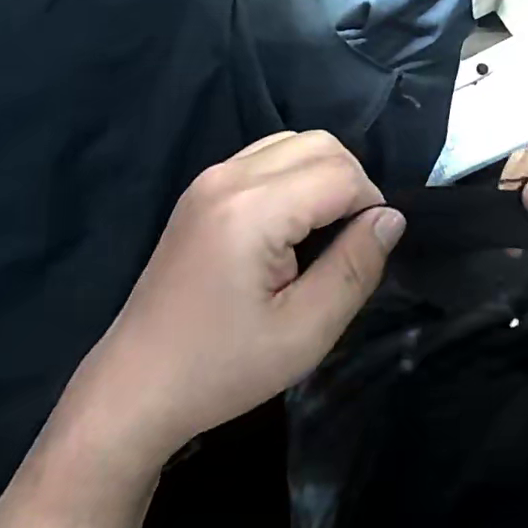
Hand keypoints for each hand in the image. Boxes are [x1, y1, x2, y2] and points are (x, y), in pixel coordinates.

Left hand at [57, 131, 405, 467]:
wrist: (137, 385)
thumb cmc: (222, 368)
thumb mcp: (305, 332)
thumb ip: (355, 267)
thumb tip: (391, 219)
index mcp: (252, 210)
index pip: (341, 174)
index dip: (370, 206)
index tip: (365, 253)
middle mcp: (228, 177)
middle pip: (320, 143)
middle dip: (352, 183)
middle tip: (348, 242)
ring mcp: (210, 178)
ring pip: (294, 142)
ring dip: (323, 176)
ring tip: (321, 234)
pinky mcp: (202, 189)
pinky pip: (266, 156)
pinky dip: (295, 175)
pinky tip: (289, 225)